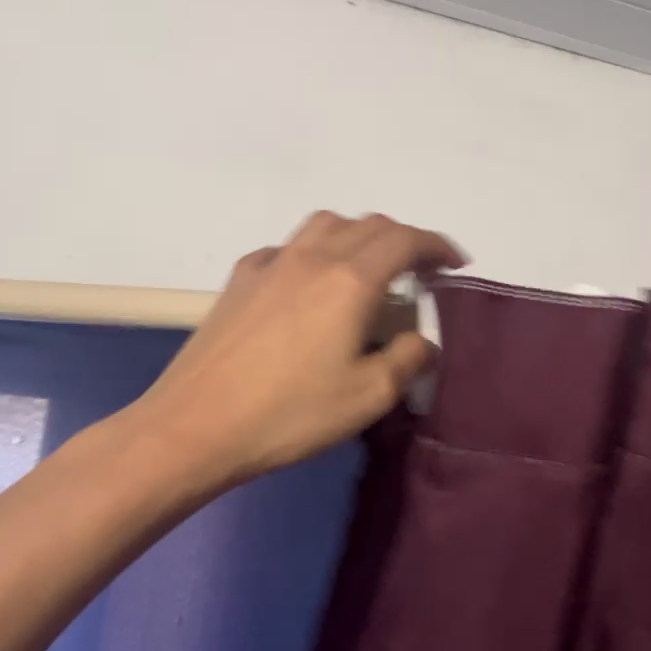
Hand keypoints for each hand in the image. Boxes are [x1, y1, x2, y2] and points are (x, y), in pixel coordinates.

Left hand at [114, 211, 465, 494]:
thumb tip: (423, 342)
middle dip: (405, 240)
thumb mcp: (370, 395)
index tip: (455, 264)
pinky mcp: (240, 280)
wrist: (195, 426)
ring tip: (371, 267)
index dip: (437, 246)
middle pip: (370, 224)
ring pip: (327, 224)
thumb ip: (409, 359)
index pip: (406, 240)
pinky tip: (312, 285)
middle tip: (422, 271)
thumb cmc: (291, 413)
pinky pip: (289, 246)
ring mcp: (271, 264)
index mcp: (351, 281)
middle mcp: (313, 258)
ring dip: (361, 235)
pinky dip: (316, 251)